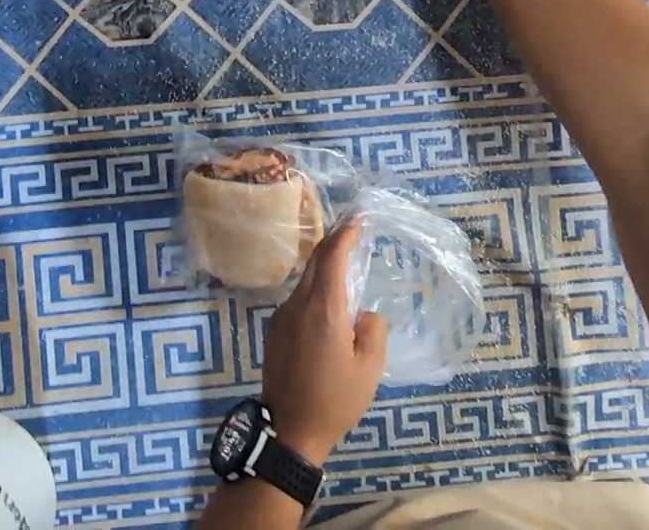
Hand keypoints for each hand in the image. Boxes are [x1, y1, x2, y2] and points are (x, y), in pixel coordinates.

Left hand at [261, 217, 388, 464]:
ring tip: (347, 264)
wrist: (288, 433)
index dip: (347, 232)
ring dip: (326, 267)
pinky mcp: (275, 330)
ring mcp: (282, 317)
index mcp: (324, 308)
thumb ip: (374, 330)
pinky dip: (316, 289)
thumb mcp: (370, 369)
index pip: (334, 256)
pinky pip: (299, 299)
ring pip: (307, 280)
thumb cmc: (334, 401)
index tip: (360, 216)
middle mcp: (299, 304)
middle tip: (354, 227)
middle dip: (335, 239)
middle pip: (317, 260)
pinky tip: (329, 304)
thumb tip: (364, 313)